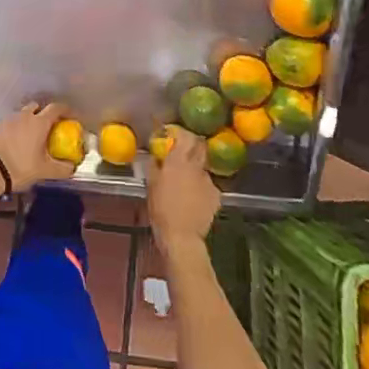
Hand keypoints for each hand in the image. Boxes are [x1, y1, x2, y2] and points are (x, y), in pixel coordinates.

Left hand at [0, 102, 78, 192]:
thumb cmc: (21, 168)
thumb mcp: (46, 171)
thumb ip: (63, 168)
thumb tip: (73, 167)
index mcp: (39, 122)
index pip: (56, 108)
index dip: (65, 110)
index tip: (69, 116)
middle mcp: (24, 116)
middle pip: (37, 107)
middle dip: (44, 113)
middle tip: (47, 126)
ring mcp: (7, 120)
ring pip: (21, 114)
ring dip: (27, 120)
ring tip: (28, 135)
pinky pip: (8, 123)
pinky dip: (13, 129)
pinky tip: (13, 142)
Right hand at [147, 125, 219, 255]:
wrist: (182, 236)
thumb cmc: (161, 210)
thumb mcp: (151, 186)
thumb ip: (154, 167)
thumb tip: (154, 156)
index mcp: (178, 161)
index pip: (185, 136)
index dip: (180, 132)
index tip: (173, 134)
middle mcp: (196, 166)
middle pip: (200, 146)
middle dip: (193, 145)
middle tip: (182, 152)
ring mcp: (208, 180)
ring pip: (203, 167)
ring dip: (195, 170)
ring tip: (186, 183)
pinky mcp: (216, 194)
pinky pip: (208, 185)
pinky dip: (201, 187)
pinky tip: (194, 199)